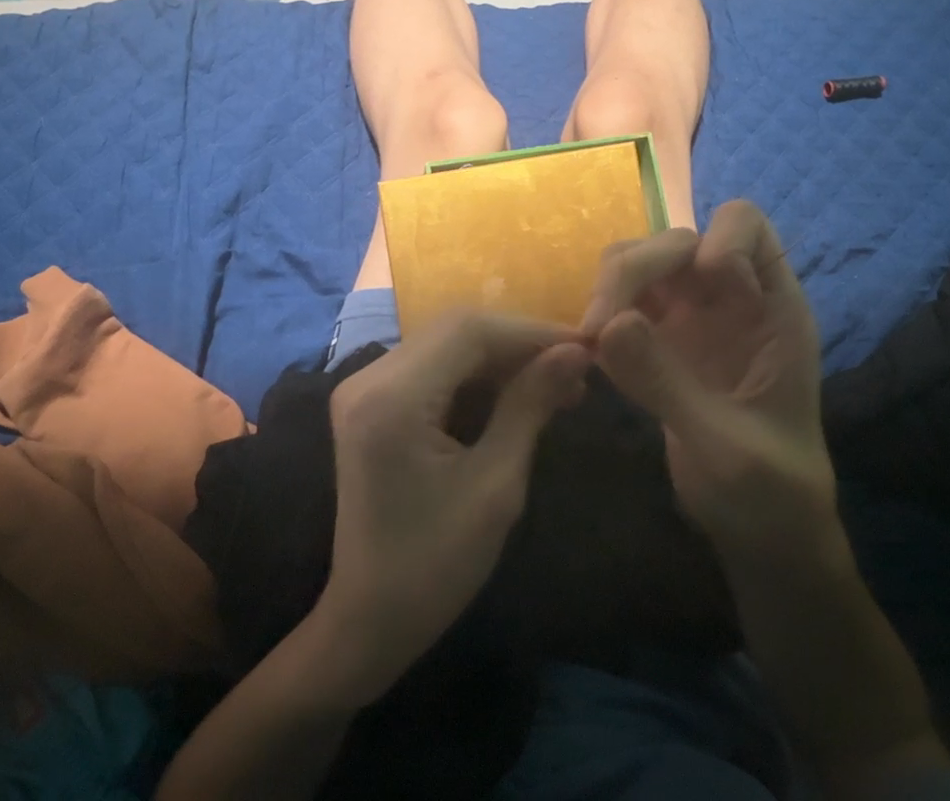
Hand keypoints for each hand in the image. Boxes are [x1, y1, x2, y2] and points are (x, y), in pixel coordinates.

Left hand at [320, 311, 589, 702]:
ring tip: (557, 387)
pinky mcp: (368, 406)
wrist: (370, 617)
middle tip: (577, 372)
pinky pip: (429, 371)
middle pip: (454, 331)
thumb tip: (576, 353)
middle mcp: (367, 380)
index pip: (469, 332)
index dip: (532, 332)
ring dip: (500, 361)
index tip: (588, 349)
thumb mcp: (496, 484)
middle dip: (519, 344)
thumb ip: (530, 406)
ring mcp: (362, 391)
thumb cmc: (437, 563)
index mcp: (392, 398)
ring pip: (443, 347)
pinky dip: (473, 378)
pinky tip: (514, 398)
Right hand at [581, 199, 832, 556]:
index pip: (744, 225)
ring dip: (608, 294)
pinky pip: (620, 311)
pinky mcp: (658, 351)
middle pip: (673, 243)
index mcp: (771, 310)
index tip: (688, 291)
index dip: (714, 240)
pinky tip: (586, 359)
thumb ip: (668, 383)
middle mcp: (727, 303)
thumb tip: (608, 323)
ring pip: (638, 271)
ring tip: (588, 345)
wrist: (764, 538)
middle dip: (634, 271)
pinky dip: (598, 324)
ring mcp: (690, 325)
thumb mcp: (724, 444)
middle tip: (597, 329)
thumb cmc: (769, 494)